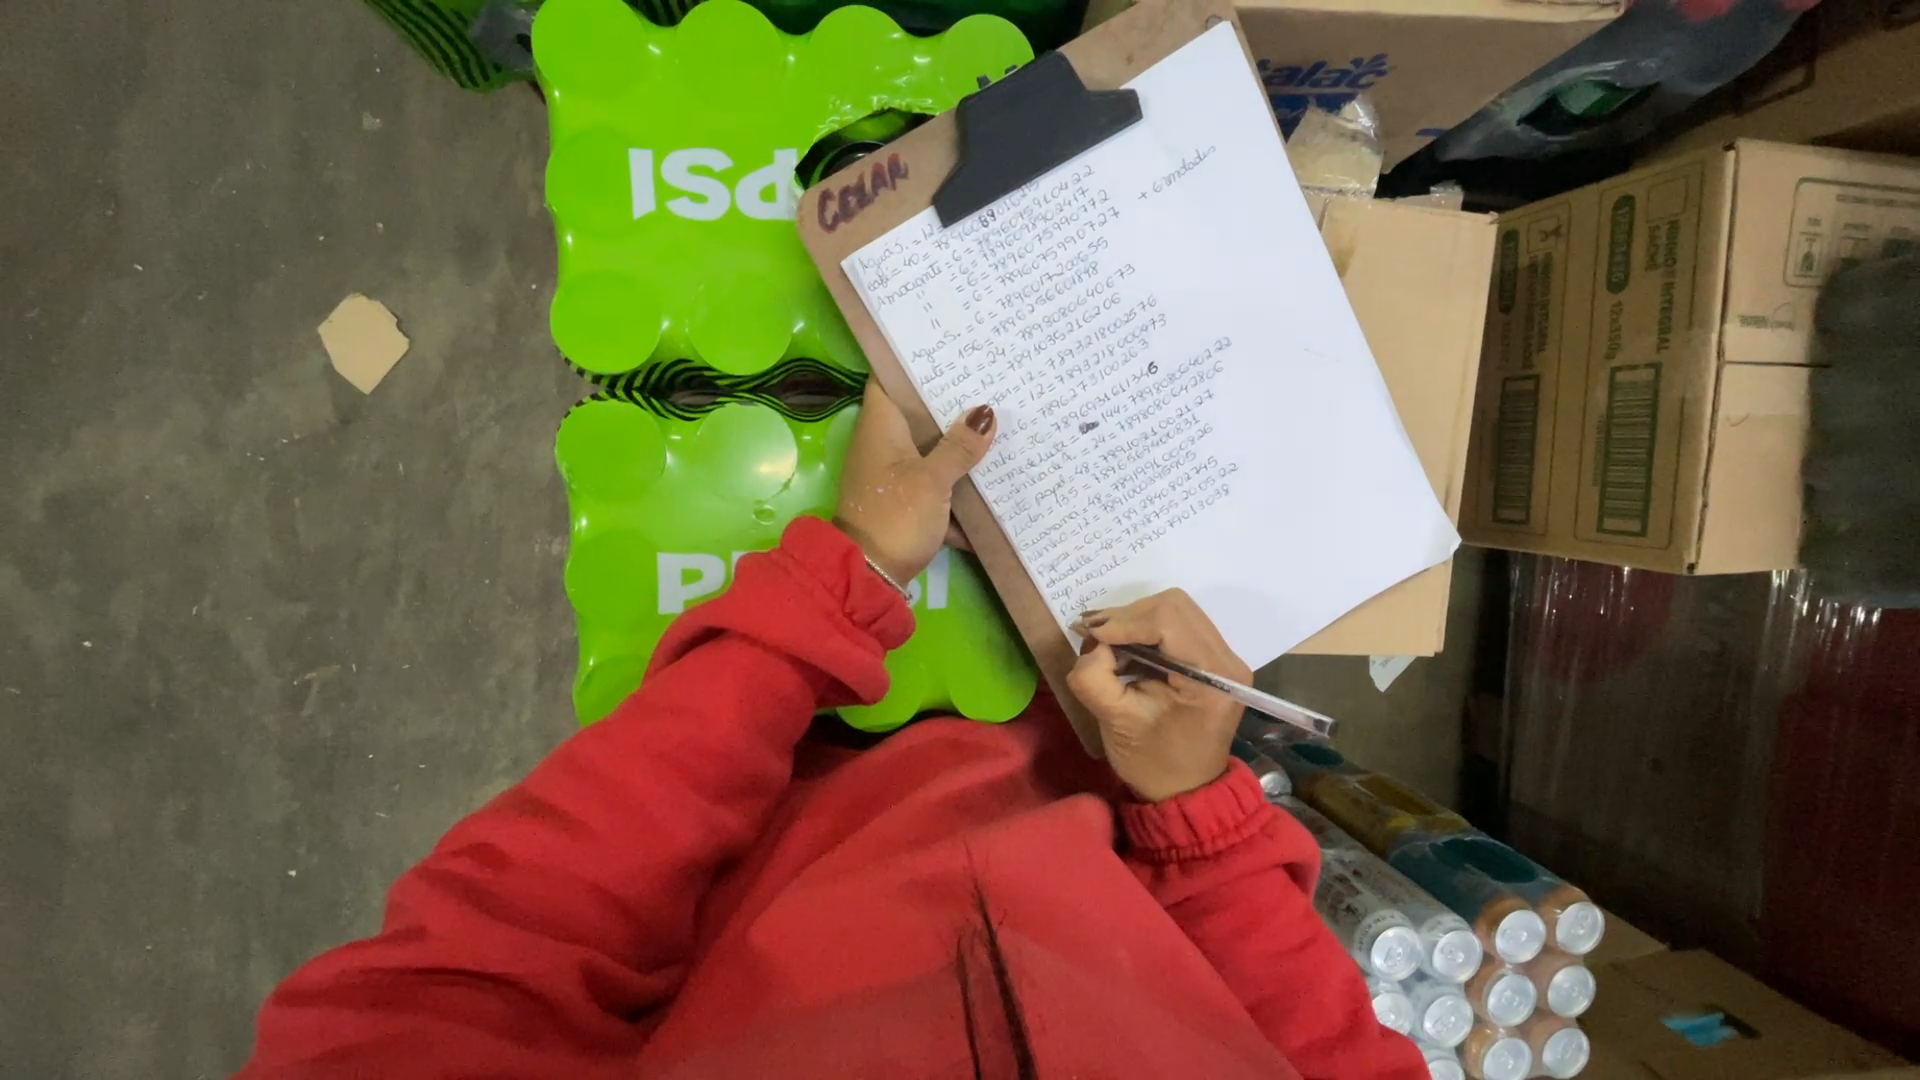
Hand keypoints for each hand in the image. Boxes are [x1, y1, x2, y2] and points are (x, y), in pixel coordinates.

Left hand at [835, 379, 996, 584]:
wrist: (871, 577)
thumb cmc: (896, 516)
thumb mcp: (932, 480)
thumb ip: (959, 447)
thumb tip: (985, 412)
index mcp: (881, 428)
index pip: (890, 380)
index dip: (915, 363)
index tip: (950, 351)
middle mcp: (884, 446)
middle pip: (918, 415)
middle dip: (952, 405)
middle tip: (992, 383)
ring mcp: (894, 475)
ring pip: (931, 450)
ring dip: (959, 445)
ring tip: (1001, 422)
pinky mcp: (906, 504)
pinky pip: (937, 485)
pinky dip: (958, 486)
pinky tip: (994, 482)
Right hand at [1067, 590, 1251, 802]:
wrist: (1185, 790)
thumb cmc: (1152, 763)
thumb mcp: (1114, 721)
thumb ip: (1095, 678)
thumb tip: (1093, 643)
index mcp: (1212, 679)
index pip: (1168, 621)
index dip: (1124, 621)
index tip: (1091, 636)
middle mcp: (1226, 659)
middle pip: (1173, 606)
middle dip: (1128, 616)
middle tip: (1094, 637)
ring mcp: (1223, 656)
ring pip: (1174, 608)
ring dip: (1134, 619)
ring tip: (1106, 641)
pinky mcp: (1212, 656)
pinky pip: (1177, 623)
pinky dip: (1144, 626)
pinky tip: (1123, 645)